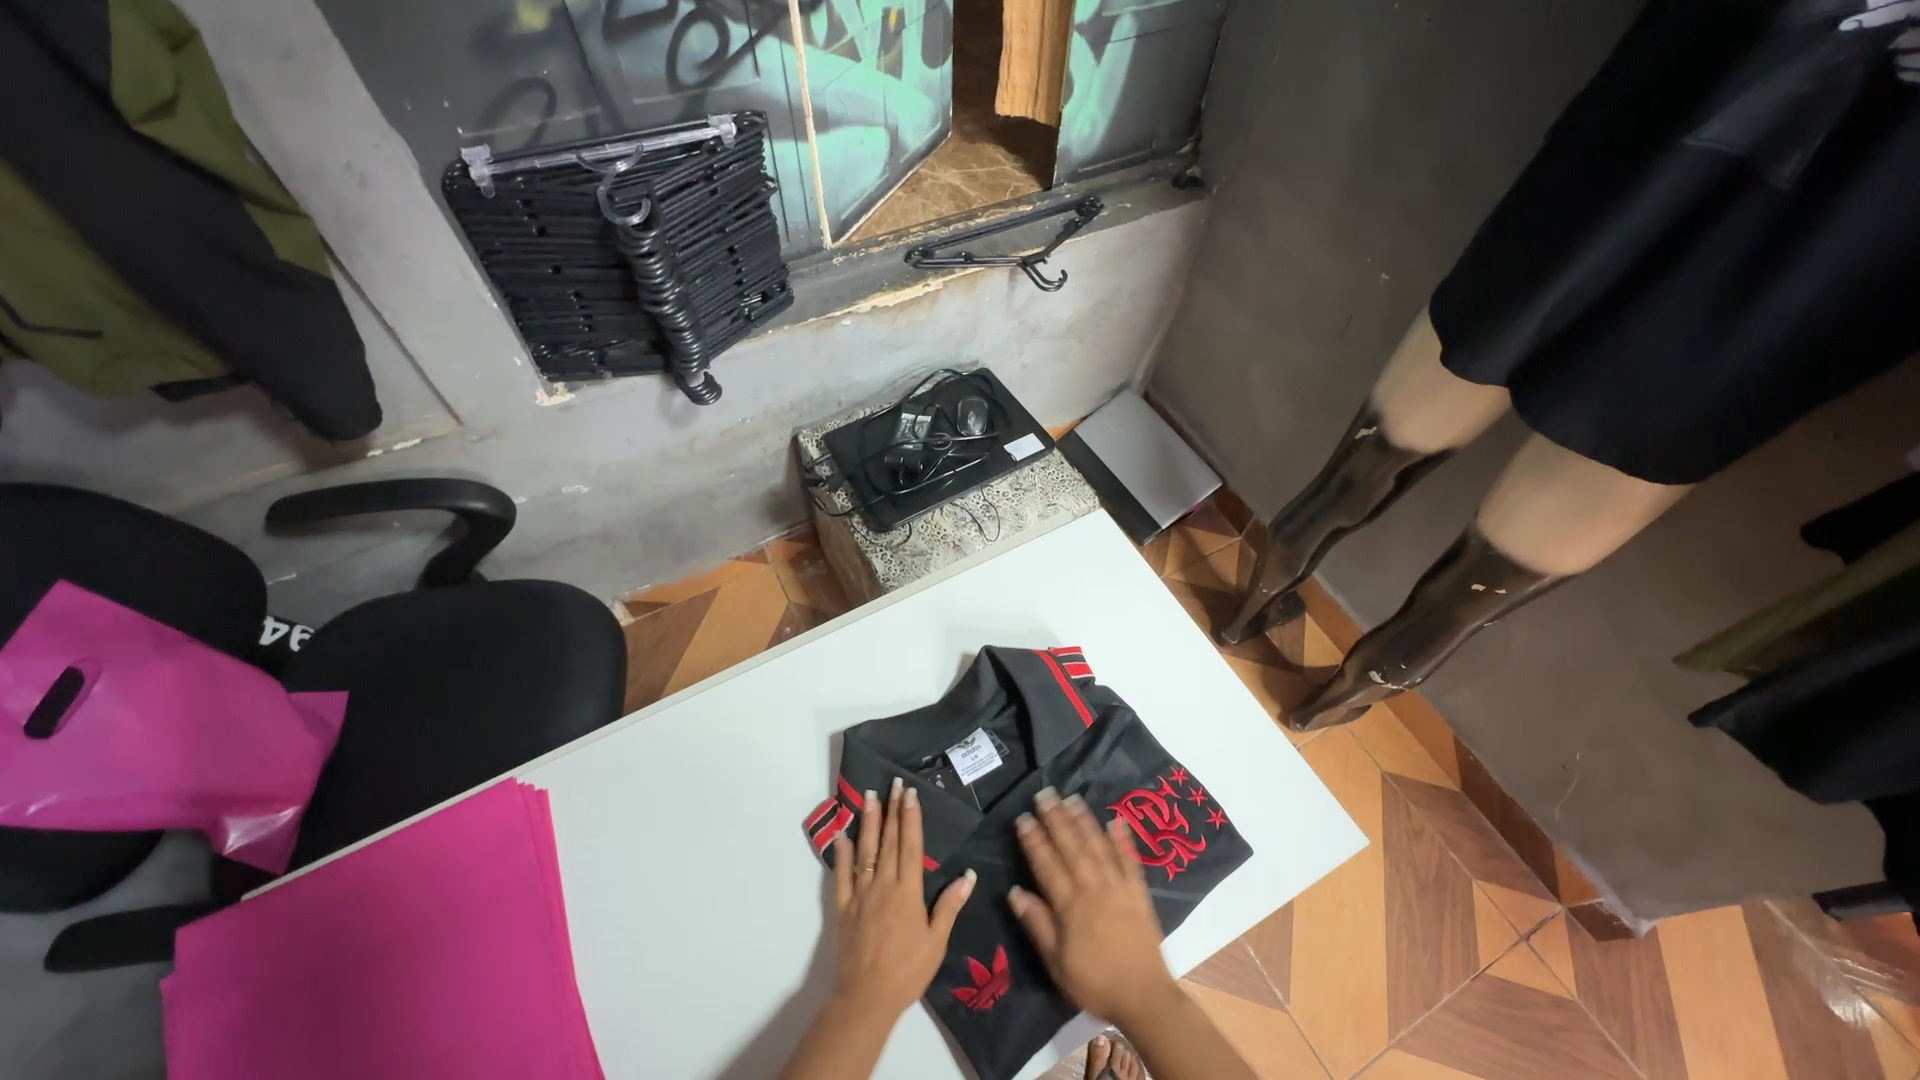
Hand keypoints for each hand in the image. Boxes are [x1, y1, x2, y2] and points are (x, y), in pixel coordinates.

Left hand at [828, 778, 976, 1019]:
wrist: (866, 997)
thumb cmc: (908, 972)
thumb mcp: (937, 942)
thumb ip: (949, 906)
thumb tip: (967, 876)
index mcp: (908, 892)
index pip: (911, 846)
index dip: (911, 818)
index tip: (911, 795)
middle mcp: (883, 885)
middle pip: (889, 841)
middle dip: (893, 811)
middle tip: (894, 784)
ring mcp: (860, 894)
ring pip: (865, 851)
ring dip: (869, 822)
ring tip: (869, 796)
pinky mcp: (842, 908)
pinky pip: (841, 875)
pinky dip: (841, 853)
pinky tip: (842, 835)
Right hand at [1009, 787, 1180, 1027]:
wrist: (1144, 997)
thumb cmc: (1094, 982)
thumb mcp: (1056, 962)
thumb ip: (1037, 924)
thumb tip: (1015, 892)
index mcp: (1070, 906)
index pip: (1047, 865)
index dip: (1034, 840)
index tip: (1023, 817)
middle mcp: (1093, 888)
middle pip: (1072, 847)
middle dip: (1056, 819)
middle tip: (1045, 794)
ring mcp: (1119, 888)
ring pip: (1098, 847)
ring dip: (1084, 821)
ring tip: (1072, 798)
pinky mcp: (1139, 893)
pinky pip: (1130, 860)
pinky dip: (1123, 839)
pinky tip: (1116, 820)